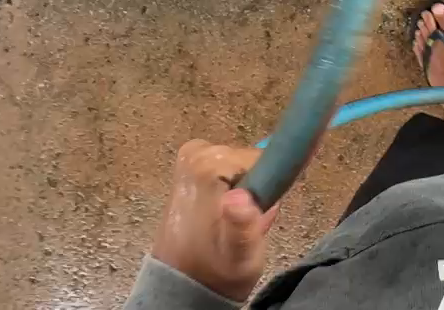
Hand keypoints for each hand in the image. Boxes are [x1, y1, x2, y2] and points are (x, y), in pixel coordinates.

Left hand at [151, 141, 277, 300]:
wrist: (181, 288)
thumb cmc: (214, 272)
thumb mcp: (239, 256)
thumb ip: (244, 226)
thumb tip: (240, 197)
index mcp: (206, 166)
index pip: (258, 160)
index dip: (263, 189)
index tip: (255, 215)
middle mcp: (194, 154)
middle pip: (245, 161)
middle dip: (251, 190)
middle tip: (243, 223)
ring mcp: (187, 159)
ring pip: (236, 166)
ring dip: (241, 191)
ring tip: (230, 223)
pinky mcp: (185, 168)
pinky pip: (224, 168)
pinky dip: (228, 189)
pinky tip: (221, 214)